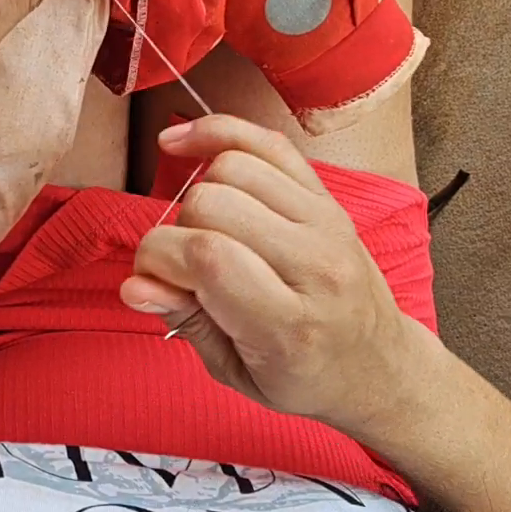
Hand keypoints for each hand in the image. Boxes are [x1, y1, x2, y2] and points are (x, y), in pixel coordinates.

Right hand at [121, 115, 441, 434]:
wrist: (377, 368)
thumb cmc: (301, 378)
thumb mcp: (234, 372)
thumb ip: (184, 320)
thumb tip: (133, 285)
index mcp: (290, 324)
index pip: (207, 256)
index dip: (158, 257)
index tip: (152, 277)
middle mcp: (314, 264)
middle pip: (213, 204)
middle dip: (176, 231)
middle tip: (185, 264)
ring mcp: (326, 222)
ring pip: (233, 167)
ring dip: (197, 194)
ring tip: (202, 228)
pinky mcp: (327, 198)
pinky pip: (266, 142)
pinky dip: (218, 133)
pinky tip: (181, 143)